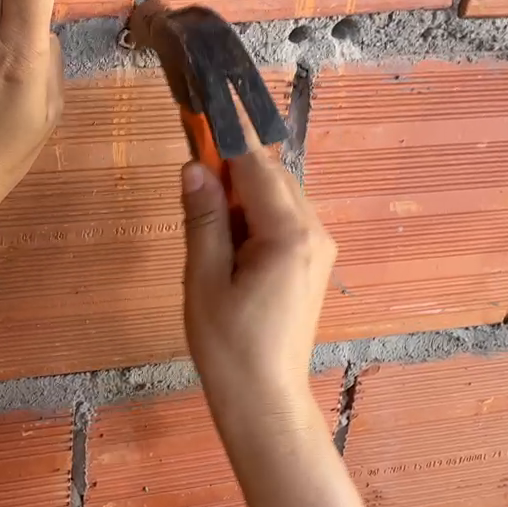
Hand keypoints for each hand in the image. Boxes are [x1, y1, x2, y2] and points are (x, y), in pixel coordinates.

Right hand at [181, 150, 337, 428]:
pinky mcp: (311, 262)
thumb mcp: (203, 279)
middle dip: (230, 167)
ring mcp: (318, 247)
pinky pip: (280, 220)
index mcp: (289, 234)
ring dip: (238, 193)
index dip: (225, 137)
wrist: (264, 399)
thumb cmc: (227, 345)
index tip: (202, 107)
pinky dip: (250, 215)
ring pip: (276, 196)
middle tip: (189, 179)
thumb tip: (193, 167)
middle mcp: (314, 232)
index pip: (256, 166)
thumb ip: (202, 218)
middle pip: (270, 175)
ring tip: (204, 221)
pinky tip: (225, 240)